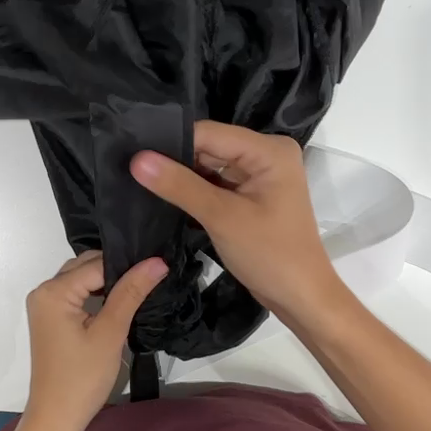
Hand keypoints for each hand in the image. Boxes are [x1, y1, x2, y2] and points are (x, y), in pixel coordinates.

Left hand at [22, 251, 166, 430]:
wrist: (57, 416)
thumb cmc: (82, 378)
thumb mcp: (110, 332)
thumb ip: (131, 293)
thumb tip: (156, 262)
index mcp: (53, 291)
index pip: (97, 264)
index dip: (128, 265)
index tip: (159, 267)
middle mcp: (43, 291)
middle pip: (86, 267)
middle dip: (117, 270)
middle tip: (151, 278)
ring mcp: (44, 305)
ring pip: (81, 280)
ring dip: (107, 283)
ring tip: (140, 289)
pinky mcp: (50, 318)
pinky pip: (75, 295)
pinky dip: (96, 295)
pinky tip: (119, 303)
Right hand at [130, 121, 342, 323]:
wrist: (300, 297)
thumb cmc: (269, 254)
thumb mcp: (221, 217)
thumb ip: (179, 186)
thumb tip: (136, 159)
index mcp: (269, 150)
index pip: (209, 133)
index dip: (171, 142)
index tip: (131, 154)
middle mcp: (266, 154)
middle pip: (208, 146)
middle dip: (174, 158)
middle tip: (130, 168)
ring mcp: (259, 175)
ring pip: (208, 165)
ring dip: (180, 175)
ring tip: (139, 179)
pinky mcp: (250, 194)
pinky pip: (215, 182)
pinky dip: (193, 190)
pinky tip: (163, 194)